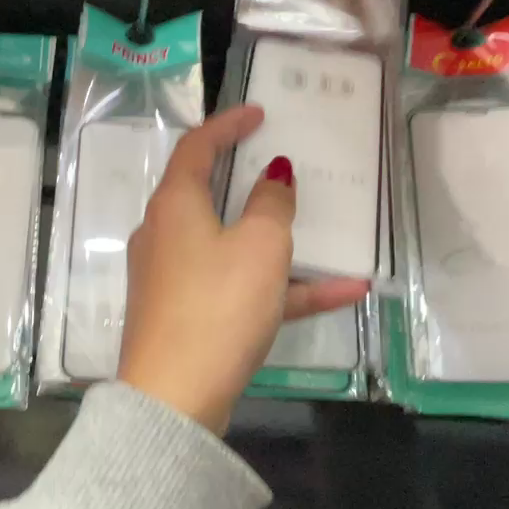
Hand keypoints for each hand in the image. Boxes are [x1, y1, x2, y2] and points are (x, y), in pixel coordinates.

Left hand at [118, 106, 370, 433]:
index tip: (258, 112)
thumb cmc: (217, 305)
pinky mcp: (188, 317)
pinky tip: (344, 293)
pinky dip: (283, 290)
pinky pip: (240, 290)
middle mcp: (164, 236)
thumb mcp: (259, 246)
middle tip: (283, 169)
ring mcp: (173, 279)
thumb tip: (272, 177)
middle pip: (209, 197)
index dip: (227, 125)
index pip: (196, 148)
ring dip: (281, 245)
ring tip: (328, 234)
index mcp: (174, 206)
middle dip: (250, 183)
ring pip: (233, 248)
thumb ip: (272, 204)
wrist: (175, 396)